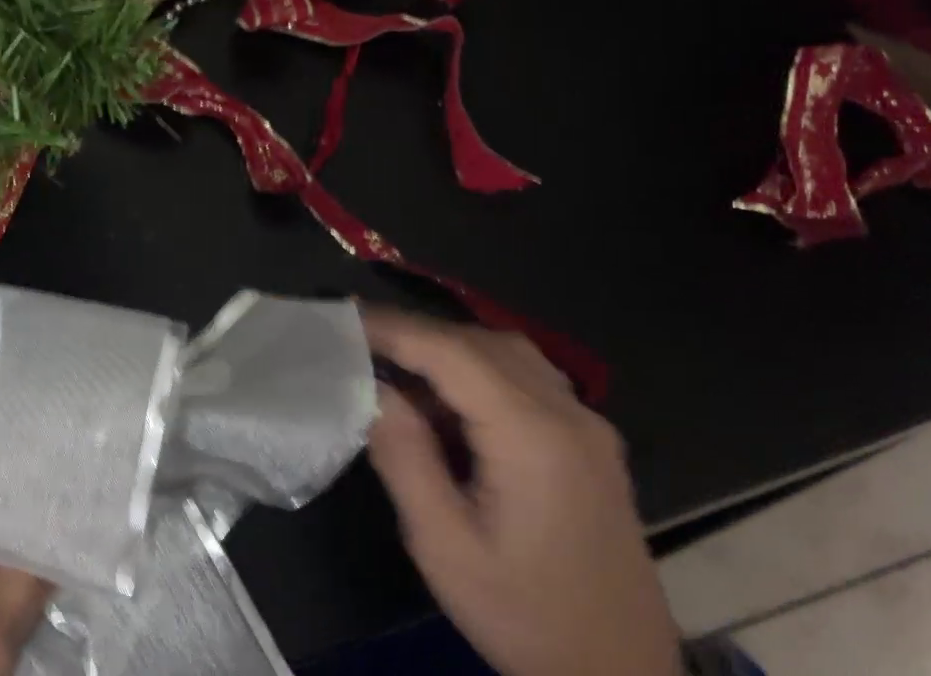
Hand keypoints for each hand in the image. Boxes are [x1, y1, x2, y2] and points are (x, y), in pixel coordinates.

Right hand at [364, 307, 684, 675]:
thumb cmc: (522, 612)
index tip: (340, 318)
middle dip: (416, 333)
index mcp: (534, 436)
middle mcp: (570, 417)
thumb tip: (373, 388)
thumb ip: (404, 454)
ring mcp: (589, 430)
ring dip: (448, 350)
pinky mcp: (591, 448)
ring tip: (392, 369)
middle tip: (356, 341)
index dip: (393, 328)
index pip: (453, 352)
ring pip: (509, 356)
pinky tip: (445, 405)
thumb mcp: (443, 542)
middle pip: (483, 343)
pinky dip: (478, 374)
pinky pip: (528, 382)